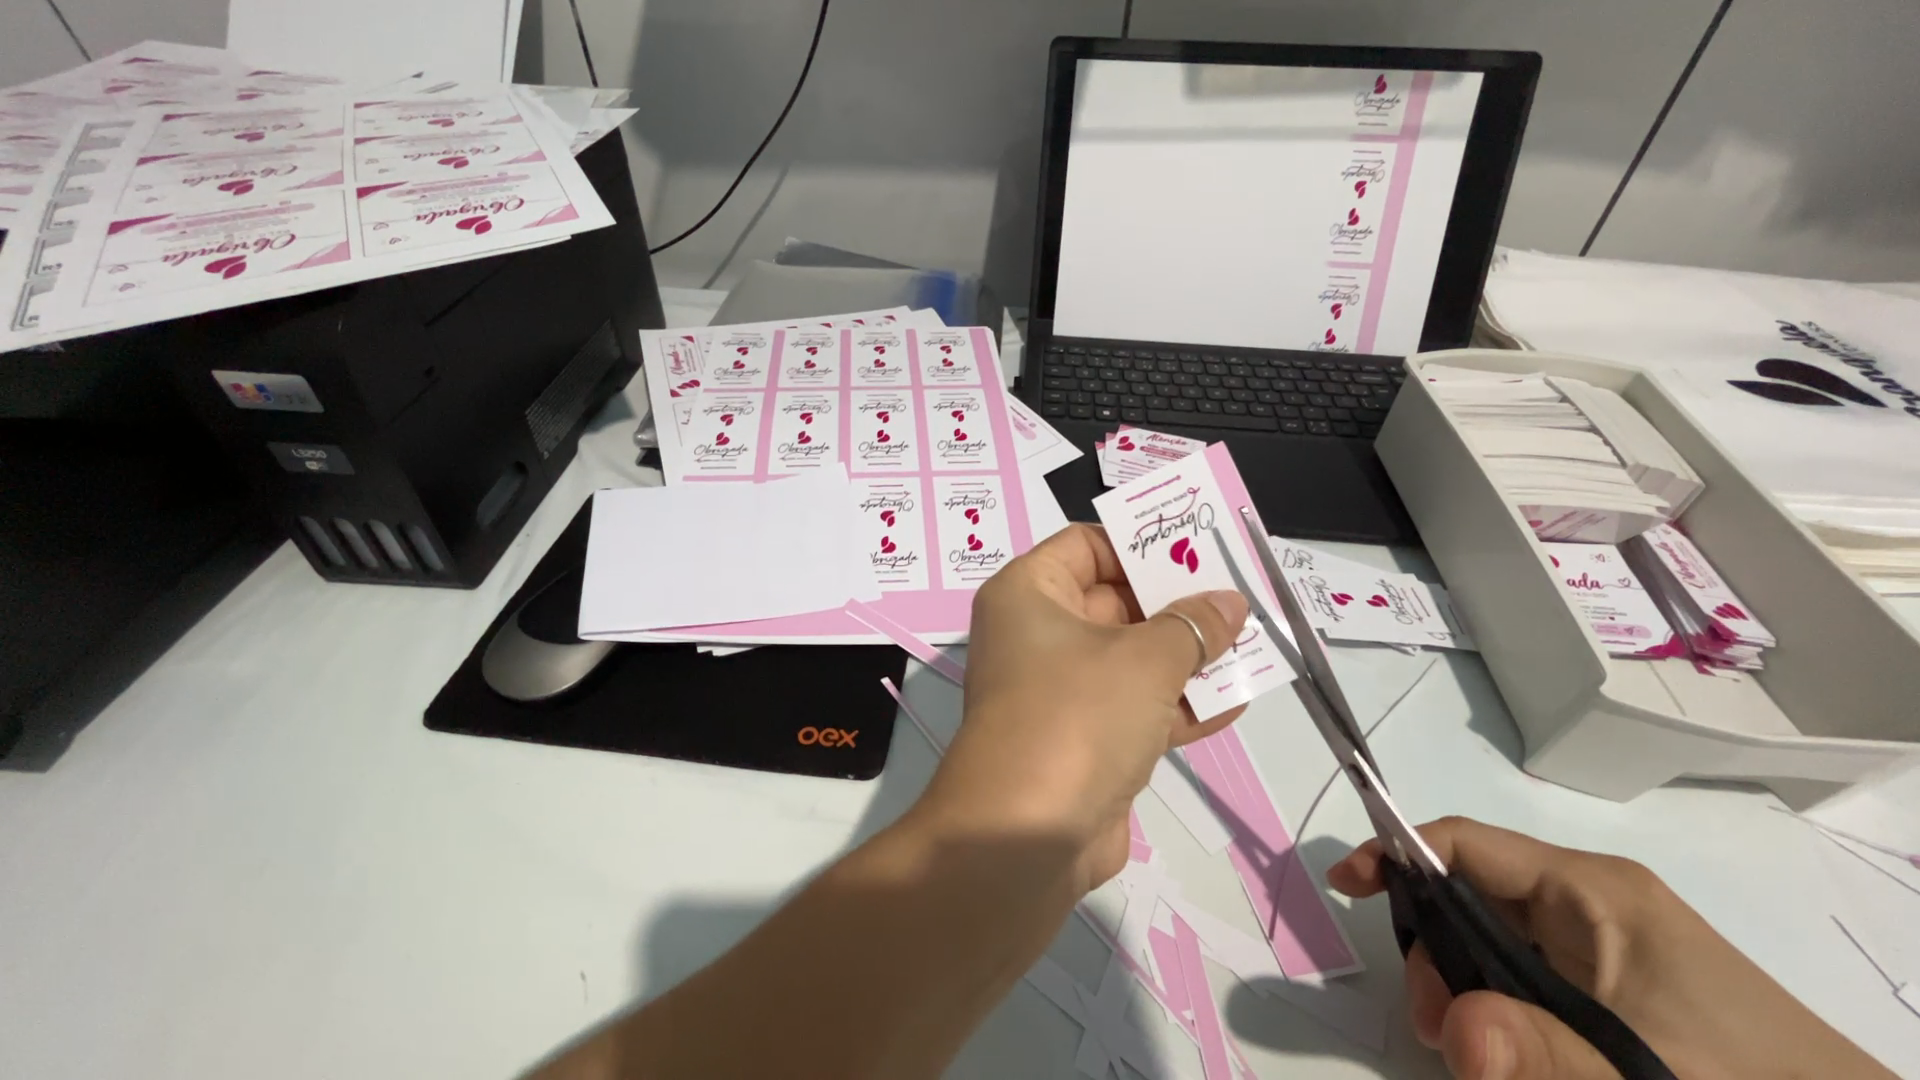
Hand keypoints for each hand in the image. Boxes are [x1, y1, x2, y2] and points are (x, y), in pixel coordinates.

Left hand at [914, 524, 1250, 892]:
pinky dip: (1179, 706)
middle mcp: (1037, 637)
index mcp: (1028, 595)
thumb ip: (1192, 625)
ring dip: (1188, 657)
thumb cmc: (1077, 715)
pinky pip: (1136, 709)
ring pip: (1131, 659)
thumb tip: (1228, 601)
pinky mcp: (1082, 742)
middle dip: (1177, 604)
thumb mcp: (1144, 659)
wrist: (1026, 838)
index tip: (1198, 548)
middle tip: (1240, 598)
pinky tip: (1238, 700)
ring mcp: (1059, 692)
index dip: (1141, 544)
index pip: (1086, 546)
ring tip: (1253, 644)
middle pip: (1114, 601)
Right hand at [1328, 817, 1896, 1079]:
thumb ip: (1544, 1055)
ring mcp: (1605, 945)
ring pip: (1495, 945)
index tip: (1346, 886)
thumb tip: (1450, 1028)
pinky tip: (1513, 1054)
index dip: (1397, 855)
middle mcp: (1592, 903)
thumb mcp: (1640, 1074)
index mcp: (1591, 891)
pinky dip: (1505, 1011)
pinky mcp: (1617, 987)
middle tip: (1436, 1029)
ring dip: (1468, 991)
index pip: (1465, 843)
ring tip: (1478, 1056)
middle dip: (1436, 954)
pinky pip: (1530, 979)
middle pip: (1470, 898)